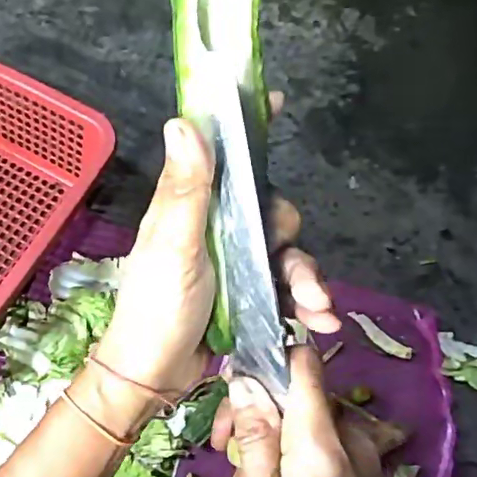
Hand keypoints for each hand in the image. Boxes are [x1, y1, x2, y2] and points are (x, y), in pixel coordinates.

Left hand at [95, 104, 337, 395]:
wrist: (156, 375)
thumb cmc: (157, 307)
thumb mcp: (173, 246)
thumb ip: (185, 190)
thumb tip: (183, 122)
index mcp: (194, 207)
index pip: (222, 156)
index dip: (248, 129)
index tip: (276, 102)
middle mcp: (216, 228)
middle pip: (271, 212)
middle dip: (291, 241)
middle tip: (298, 272)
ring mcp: (234, 264)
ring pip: (287, 254)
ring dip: (307, 279)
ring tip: (317, 307)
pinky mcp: (248, 295)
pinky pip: (286, 287)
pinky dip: (305, 302)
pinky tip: (319, 320)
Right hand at [228, 347, 421, 476]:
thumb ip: (255, 443)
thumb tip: (244, 382)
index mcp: (323, 441)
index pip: (302, 362)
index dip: (265, 361)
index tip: (233, 395)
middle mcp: (351, 434)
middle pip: (298, 390)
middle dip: (258, 408)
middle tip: (225, 452)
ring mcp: (366, 452)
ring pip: (307, 417)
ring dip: (275, 434)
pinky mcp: (368, 470)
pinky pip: (324, 440)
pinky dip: (296, 452)